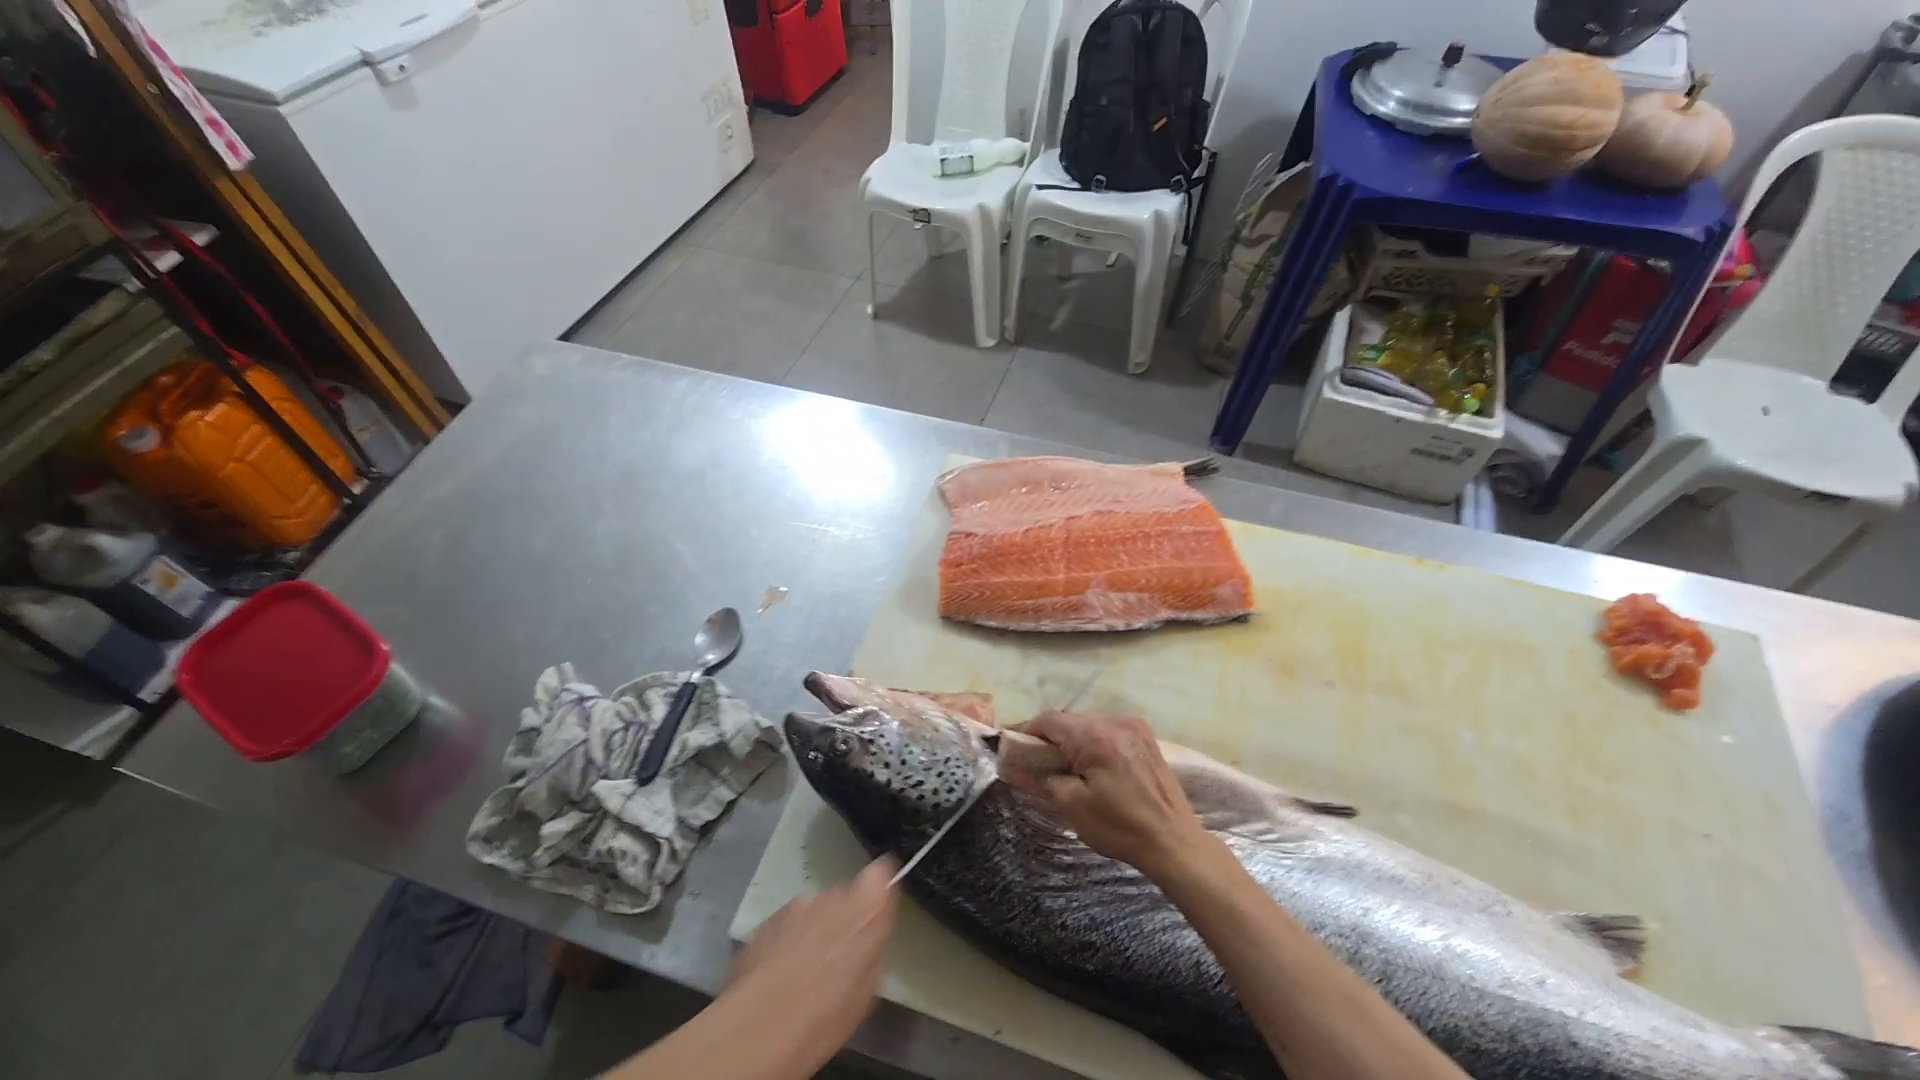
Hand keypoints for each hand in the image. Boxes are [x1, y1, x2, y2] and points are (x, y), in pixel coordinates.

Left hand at [724, 857, 897, 1068]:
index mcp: (866, 911)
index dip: (879, 889)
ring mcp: (798, 905)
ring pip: (816, 907)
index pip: (881, 873)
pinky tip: (783, 969)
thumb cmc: (826, 1016)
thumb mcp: (867, 991)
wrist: (759, 1027)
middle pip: (846, 893)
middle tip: (841, 953)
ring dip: (817, 926)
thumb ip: (874, 948)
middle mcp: (833, 897)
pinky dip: (791, 936)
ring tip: (807, 966)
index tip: (878, 908)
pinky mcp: (768, 918)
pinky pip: (790, 921)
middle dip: (846, 915)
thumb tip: (872, 935)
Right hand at [1003, 711, 1205, 877]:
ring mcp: (1135, 728)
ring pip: (1089, 725)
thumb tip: (1013, 768)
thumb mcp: (1072, 805)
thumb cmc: (1120, 826)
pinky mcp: (1146, 740)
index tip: (1010, 748)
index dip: (1025, 732)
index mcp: (1096, 734)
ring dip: (1070, 741)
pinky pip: (1108, 732)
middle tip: (1032, 763)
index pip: (1049, 719)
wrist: (1174, 843)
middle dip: (1048, 738)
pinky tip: (1088, 767)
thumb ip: (1040, 779)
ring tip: (1059, 767)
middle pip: (1070, 720)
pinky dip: (1092, 744)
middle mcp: (1116, 721)